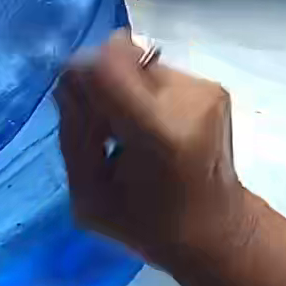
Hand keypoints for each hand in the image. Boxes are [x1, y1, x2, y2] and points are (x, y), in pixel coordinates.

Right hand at [55, 31, 258, 267]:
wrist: (216, 230)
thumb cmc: (147, 225)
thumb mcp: (88, 198)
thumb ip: (74, 135)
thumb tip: (69, 87)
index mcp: (158, 133)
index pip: (105, 65)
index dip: (80, 74)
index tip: (73, 102)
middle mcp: (188, 100)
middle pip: (121, 55)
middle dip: (101, 82)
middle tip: (102, 125)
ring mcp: (206, 90)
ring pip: (139, 61)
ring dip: (124, 89)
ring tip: (129, 132)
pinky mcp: (214, 88)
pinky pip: (159, 73)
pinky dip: (145, 94)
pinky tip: (151, 129)